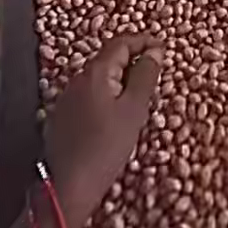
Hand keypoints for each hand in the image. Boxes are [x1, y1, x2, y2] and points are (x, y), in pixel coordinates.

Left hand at [44, 33, 161, 226]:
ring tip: (142, 92)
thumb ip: (145, 75)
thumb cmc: (106, 146)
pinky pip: (92, 94)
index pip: (121, 43)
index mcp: (95, 72)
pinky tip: (119, 113)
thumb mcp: (134, 109)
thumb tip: (155, 51)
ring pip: (100, 77)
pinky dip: (110, 94)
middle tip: (156, 70)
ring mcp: (68, 98)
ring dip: (122, 77)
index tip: (162, 47)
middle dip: (134, 59)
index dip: (144, 41)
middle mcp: (78, 79)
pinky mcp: (64, 116)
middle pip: (109, 58)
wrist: (69, 187)